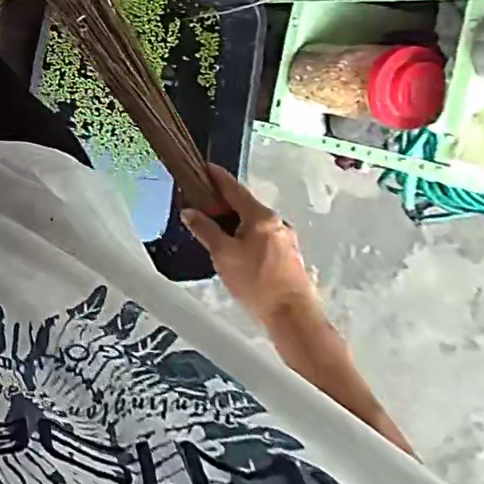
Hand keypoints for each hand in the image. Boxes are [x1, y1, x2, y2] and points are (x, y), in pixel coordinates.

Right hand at [181, 164, 320, 328]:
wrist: (292, 316)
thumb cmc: (257, 282)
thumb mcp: (222, 253)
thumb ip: (204, 229)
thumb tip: (191, 213)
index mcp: (262, 218)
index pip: (234, 189)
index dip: (217, 177)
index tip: (205, 167)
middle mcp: (277, 224)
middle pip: (244, 204)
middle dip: (221, 201)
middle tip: (199, 200)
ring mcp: (285, 240)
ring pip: (251, 221)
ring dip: (231, 219)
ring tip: (211, 225)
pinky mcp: (286, 256)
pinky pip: (259, 235)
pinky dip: (241, 233)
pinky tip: (230, 245)